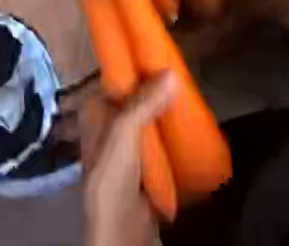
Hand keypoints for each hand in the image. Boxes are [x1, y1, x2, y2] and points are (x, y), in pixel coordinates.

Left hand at [81, 72, 178, 245]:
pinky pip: (162, 149)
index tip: (163, 59)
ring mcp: (128, 152)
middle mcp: (109, 128)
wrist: (121, 232)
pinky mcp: (145, 173)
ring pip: (151, 125)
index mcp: (96, 113)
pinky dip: (175, 141)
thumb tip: (170, 71)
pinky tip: (191, 133)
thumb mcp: (125, 130)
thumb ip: (144, 101)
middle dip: (158, 94)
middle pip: (137, 103)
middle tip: (184, 82)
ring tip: (191, 102)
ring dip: (168, 117)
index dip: (138, 70)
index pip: (118, 82)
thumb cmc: (113, 172)